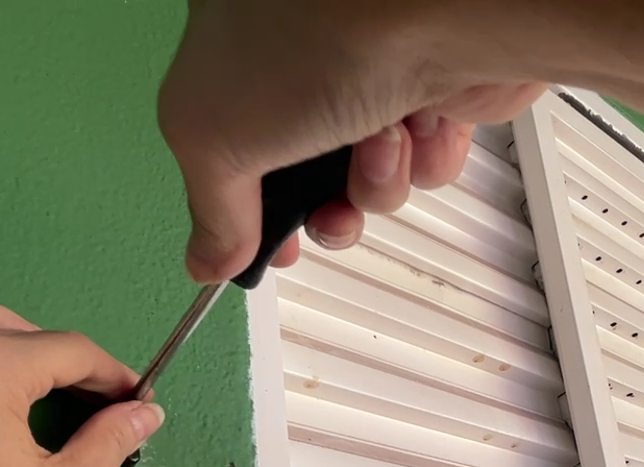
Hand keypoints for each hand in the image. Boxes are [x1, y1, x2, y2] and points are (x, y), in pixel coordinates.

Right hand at [158, 0, 545, 281]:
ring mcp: (374, 73)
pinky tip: (418, 125)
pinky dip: (423, 160)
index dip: (254, 210)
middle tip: (332, 215)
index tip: (273, 250)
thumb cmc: (315, 43)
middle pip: (309, 177)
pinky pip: (425, 163)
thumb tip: (207, 264)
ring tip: (379, 141)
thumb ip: (211, 210)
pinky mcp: (436, 93)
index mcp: (234, 46)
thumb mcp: (215, 134)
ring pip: (372, 178)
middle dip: (325, 210)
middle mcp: (304, 54)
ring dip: (375, 183)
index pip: (235, 146)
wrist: (430, 14)